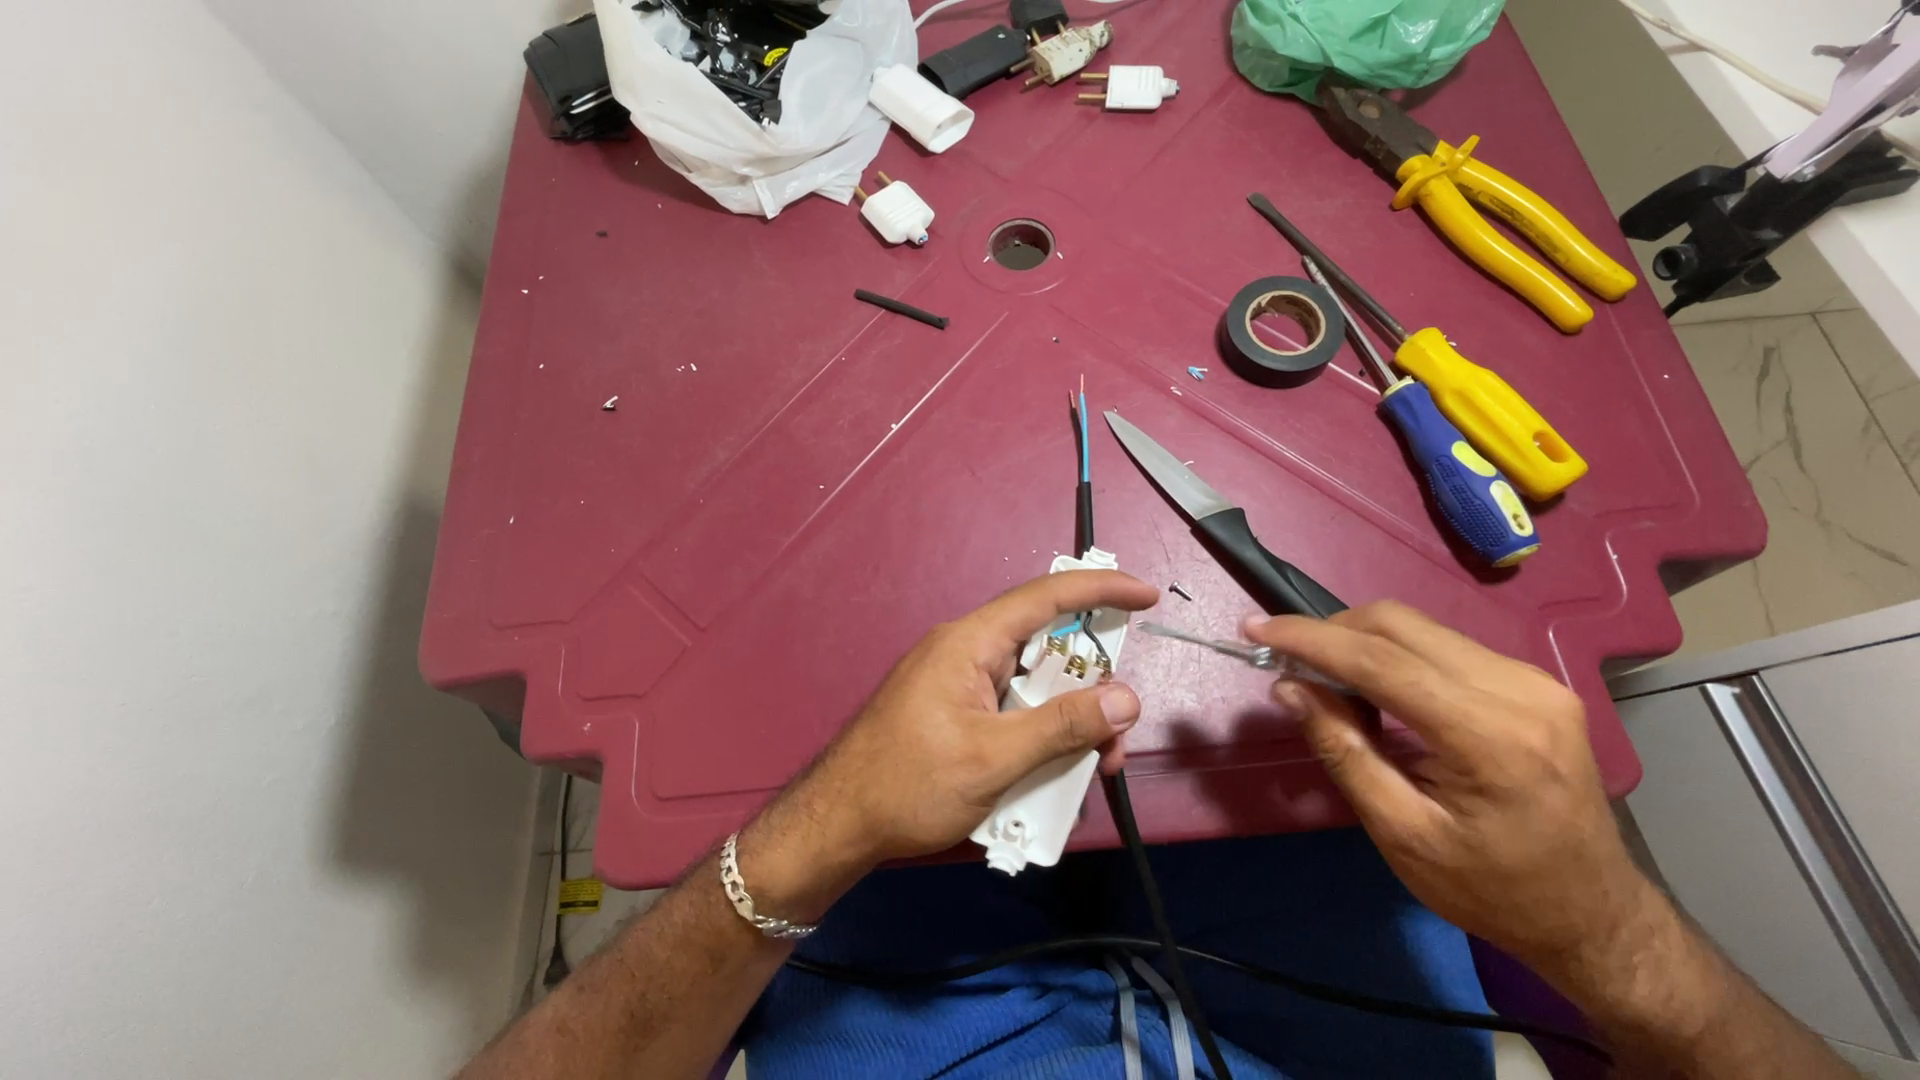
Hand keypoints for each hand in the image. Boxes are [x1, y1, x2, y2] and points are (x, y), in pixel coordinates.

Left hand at [738, 570, 1158, 920]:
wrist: (838, 826)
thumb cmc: (909, 785)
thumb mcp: (994, 758)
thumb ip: (1062, 726)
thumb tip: (1126, 698)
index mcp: (970, 643)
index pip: (1045, 598)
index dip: (1100, 590)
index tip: (1146, 595)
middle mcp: (967, 654)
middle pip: (1047, 652)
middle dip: (1090, 692)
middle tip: (1117, 742)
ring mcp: (959, 686)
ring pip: (1034, 691)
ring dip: (1068, 726)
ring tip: (1091, 773)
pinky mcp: (956, 716)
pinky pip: (1013, 715)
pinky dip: (1040, 740)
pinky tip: (1052, 781)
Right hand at [1245, 602, 1658, 974]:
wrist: (1593, 916)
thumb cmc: (1491, 889)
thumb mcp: (1401, 833)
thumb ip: (1344, 751)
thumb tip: (1289, 688)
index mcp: (1489, 735)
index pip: (1380, 660)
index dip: (1310, 639)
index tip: (1255, 627)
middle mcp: (1518, 689)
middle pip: (1400, 625)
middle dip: (1331, 631)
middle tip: (1286, 660)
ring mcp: (1534, 680)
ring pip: (1421, 628)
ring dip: (1360, 641)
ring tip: (1324, 679)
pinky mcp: (1534, 683)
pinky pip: (1444, 646)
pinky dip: (1395, 655)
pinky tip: (1374, 688)